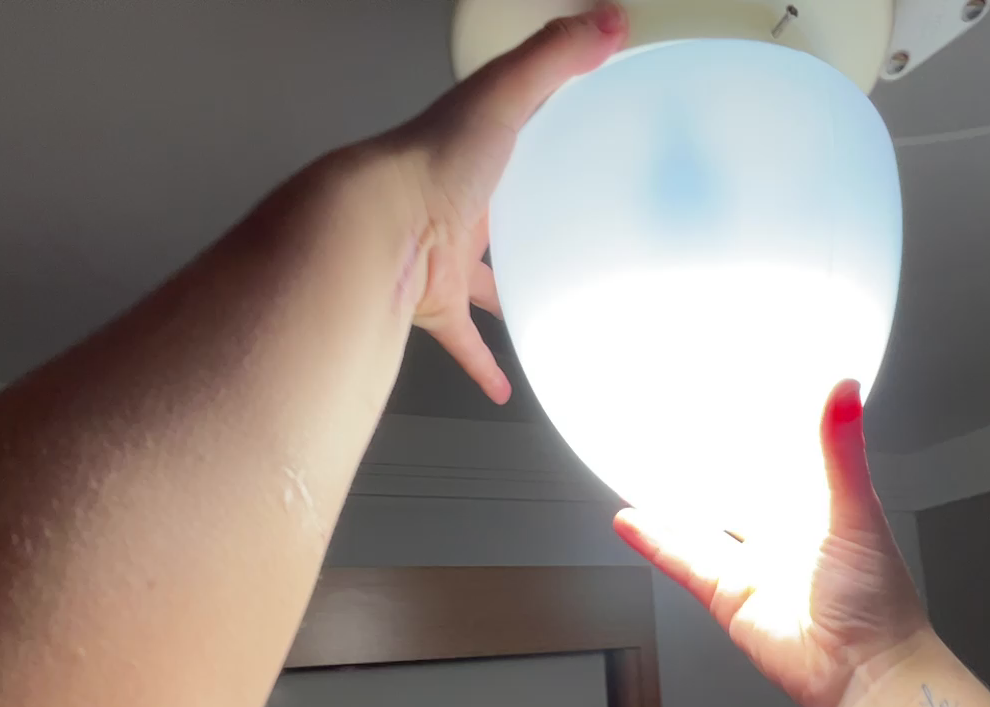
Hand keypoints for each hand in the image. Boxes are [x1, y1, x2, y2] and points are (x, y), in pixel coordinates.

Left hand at [363, 2, 625, 402]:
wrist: (379, 225)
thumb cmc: (432, 164)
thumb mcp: (504, 96)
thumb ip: (555, 59)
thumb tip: (610, 20)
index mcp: (476, 161)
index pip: (512, 144)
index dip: (540, 141)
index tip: (570, 147)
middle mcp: (460, 211)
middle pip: (497, 219)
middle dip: (523, 226)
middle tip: (557, 239)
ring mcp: (447, 262)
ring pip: (482, 285)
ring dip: (506, 300)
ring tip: (542, 313)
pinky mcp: (439, 306)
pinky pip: (466, 341)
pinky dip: (484, 365)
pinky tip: (504, 387)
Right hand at [615, 381, 932, 706]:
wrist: (860, 669)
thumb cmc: (874, 597)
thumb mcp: (855, 511)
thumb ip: (841, 453)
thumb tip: (844, 390)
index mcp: (812, 505)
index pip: (776, 458)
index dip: (752, 432)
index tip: (726, 400)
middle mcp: (778, 532)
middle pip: (730, 491)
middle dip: (703, 466)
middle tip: (667, 433)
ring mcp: (750, 564)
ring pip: (698, 525)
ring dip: (667, 504)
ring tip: (631, 473)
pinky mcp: (726, 594)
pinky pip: (683, 561)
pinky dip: (654, 542)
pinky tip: (629, 523)